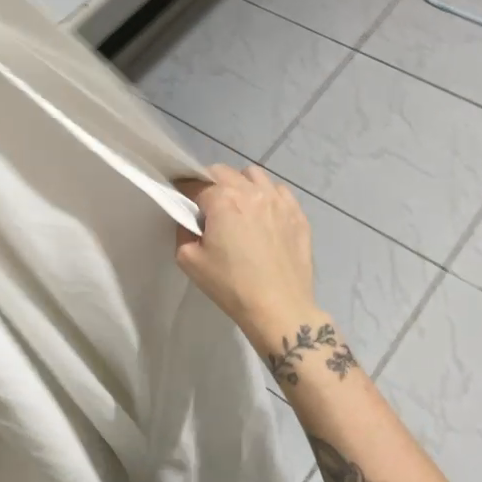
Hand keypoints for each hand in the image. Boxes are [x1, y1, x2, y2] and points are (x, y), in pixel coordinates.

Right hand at [174, 165, 325, 356]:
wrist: (279, 308)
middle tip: (208, 208)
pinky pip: (279, 191)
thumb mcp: (189, 260)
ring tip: (238, 208)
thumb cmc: (231, 285)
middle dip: (210, 184)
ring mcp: (279, 201)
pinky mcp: (298, 214)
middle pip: (223, 173)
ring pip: (254, 176)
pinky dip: (266, 196)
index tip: (184, 204)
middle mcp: (252, 192)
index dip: (185, 192)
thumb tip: (191, 220)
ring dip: (240, 184)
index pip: (195, 183)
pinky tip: (263, 217)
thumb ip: (183, 231)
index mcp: (223, 200)